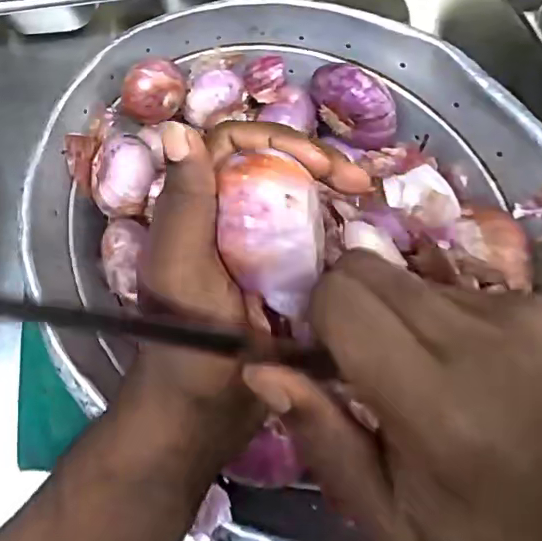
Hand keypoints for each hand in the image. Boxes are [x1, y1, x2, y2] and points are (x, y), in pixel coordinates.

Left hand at [120, 122, 373, 462]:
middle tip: (358, 184)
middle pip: (266, 161)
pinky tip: (364, 241)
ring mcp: (249, 240)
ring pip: (290, 195)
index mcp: (193, 202)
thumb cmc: (185, 340)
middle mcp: (220, 211)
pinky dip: (333, 231)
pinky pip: (307, 237)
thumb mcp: (182, 265)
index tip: (322, 166)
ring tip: (366, 201)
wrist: (204, 412)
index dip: (275, 140)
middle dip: (313, 161)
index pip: (231, 142)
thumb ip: (185, 201)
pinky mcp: (277, 271)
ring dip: (327, 192)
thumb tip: (176, 129)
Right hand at [243, 253, 541, 540]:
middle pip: (366, 268)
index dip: (322, 315)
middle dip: (352, 299)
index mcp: (436, 405)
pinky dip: (454, 315)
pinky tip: (484, 364)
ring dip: (403, 309)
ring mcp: (526, 318)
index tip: (333, 352)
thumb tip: (259, 368)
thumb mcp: (392, 517)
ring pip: (410, 273)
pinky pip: (462, 285)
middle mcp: (481, 345)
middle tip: (373, 352)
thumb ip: (322, 438)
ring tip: (436, 365)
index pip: (340, 297)